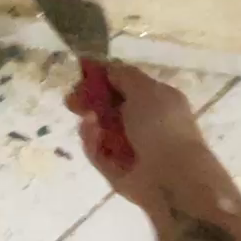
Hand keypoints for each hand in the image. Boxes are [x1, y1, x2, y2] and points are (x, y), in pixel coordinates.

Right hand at [67, 63, 210, 210]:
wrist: (169, 174)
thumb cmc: (162, 126)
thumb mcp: (146, 89)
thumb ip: (124, 75)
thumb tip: (107, 67)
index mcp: (154, 100)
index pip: (123, 86)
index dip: (103, 79)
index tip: (82, 73)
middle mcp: (140, 122)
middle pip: (107, 108)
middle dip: (88, 100)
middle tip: (72, 99)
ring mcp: (126, 146)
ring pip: (98, 129)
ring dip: (90, 121)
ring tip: (86, 117)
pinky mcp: (112, 167)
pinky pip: (96, 151)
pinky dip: (91, 141)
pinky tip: (92, 132)